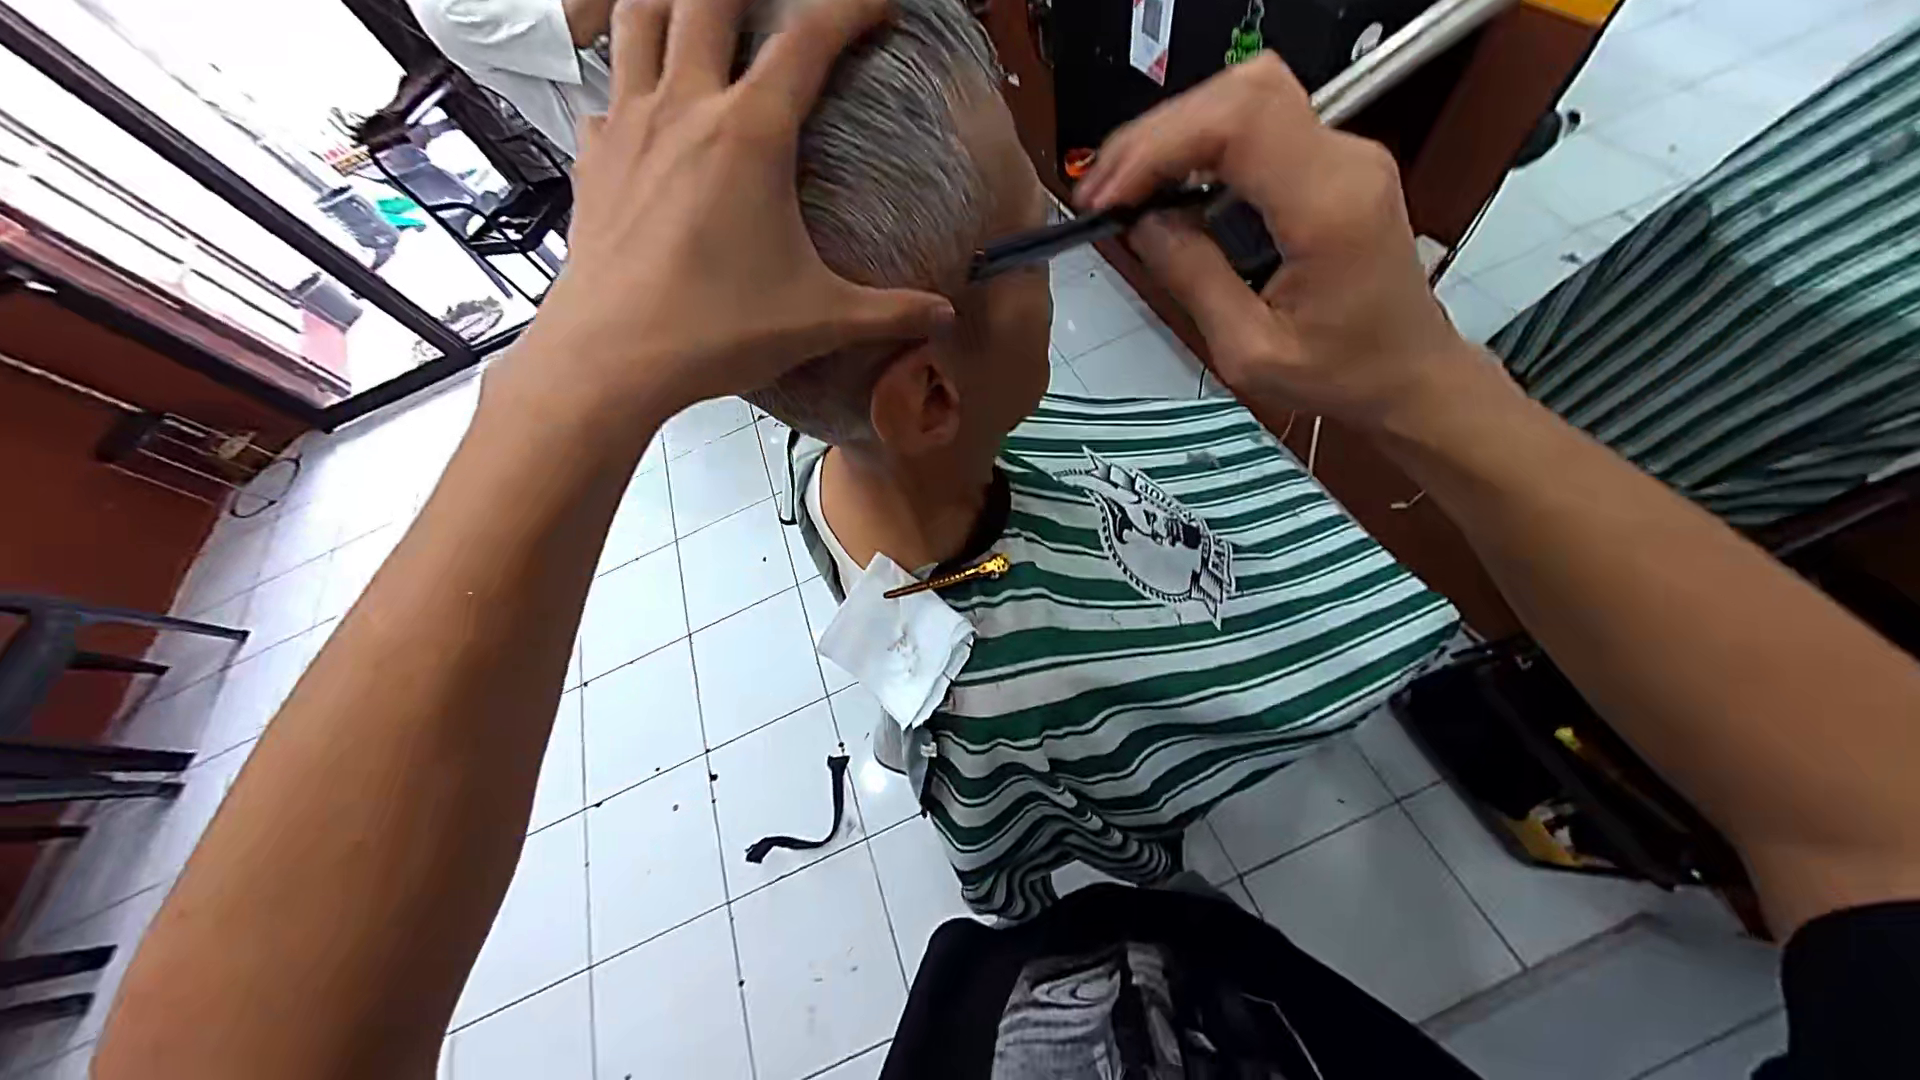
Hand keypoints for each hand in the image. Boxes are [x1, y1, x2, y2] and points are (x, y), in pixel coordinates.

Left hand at [499, 0, 954, 426]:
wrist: (616, 356)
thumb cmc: (717, 331)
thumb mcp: (822, 320)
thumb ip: (892, 312)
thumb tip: (943, 315)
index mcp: (750, 135)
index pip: (808, 38)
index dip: (850, 9)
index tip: (876, 6)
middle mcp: (685, 109)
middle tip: (774, 3)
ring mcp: (630, 126)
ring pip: (640, 17)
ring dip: (671, 2)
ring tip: (697, 13)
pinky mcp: (594, 157)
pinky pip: (606, 90)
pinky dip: (628, 80)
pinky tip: (646, 111)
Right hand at [1076, 53, 1487, 431]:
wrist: (1406, 372)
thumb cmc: (1337, 374)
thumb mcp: (1249, 349)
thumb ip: (1194, 279)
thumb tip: (1142, 225)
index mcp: (1328, 206)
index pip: (1237, 124)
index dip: (1158, 147)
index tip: (1106, 199)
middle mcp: (1343, 160)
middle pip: (1239, 94)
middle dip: (1156, 135)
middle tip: (1100, 191)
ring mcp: (1341, 154)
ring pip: (1244, 99)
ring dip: (1172, 136)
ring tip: (1120, 190)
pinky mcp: (1329, 164)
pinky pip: (1255, 128)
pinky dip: (1197, 147)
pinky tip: (1163, 187)